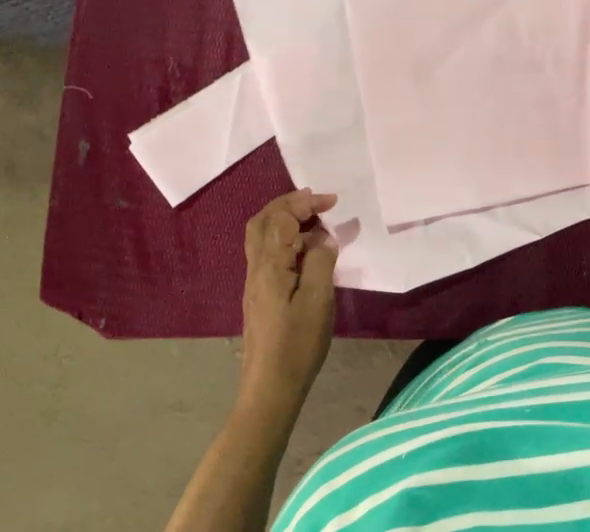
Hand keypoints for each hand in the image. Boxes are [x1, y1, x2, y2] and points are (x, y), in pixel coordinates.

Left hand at [239, 189, 338, 404]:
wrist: (270, 387)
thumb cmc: (297, 344)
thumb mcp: (319, 300)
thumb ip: (322, 262)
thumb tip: (324, 239)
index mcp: (270, 265)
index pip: (281, 218)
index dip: (306, 203)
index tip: (333, 202)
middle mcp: (257, 268)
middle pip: (264, 221)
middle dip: (290, 205)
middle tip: (318, 202)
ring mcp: (256, 282)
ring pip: (264, 237)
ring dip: (287, 221)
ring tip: (317, 222)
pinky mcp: (261, 296)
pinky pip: (269, 254)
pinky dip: (287, 241)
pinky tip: (309, 253)